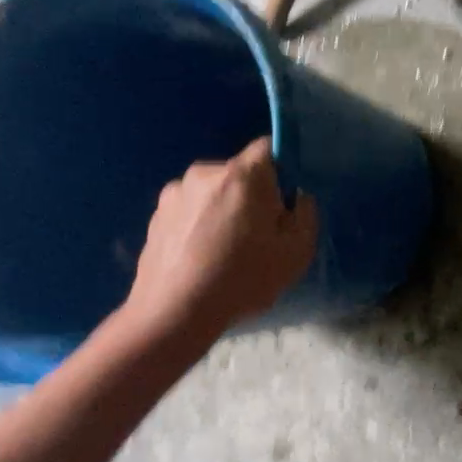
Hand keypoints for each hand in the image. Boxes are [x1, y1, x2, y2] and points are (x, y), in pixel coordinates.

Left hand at [124, 137, 317, 340]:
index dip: (285, 166)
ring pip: (215, 191)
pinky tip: (204, 255)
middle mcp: (204, 174)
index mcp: (242, 175)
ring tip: (229, 247)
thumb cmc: (243, 278)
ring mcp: (174, 194)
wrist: (172, 315)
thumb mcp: (297, 249)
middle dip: (255, 193)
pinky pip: (192, 209)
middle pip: (242, 172)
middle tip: (262, 229)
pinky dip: (202, 223)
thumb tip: (295, 196)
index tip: (289, 195)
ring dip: (226, 208)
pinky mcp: (155, 216)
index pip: (270, 146)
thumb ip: (305, 212)